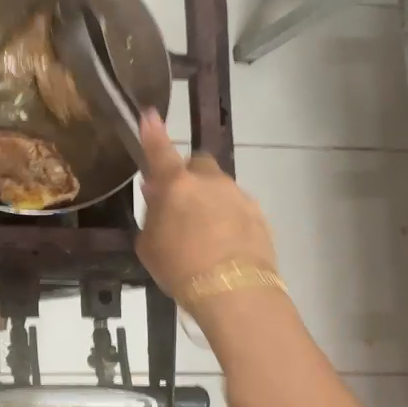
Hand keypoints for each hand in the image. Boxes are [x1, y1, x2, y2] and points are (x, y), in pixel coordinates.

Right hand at [136, 110, 276, 313]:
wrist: (234, 292)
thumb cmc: (179, 268)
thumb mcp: (148, 245)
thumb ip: (152, 216)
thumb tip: (157, 196)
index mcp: (176, 185)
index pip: (159, 151)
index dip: (152, 133)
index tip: (149, 114)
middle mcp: (209, 181)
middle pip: (197, 165)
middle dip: (187, 177)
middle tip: (178, 204)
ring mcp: (238, 196)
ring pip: (218, 188)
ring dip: (208, 201)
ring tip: (201, 234)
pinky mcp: (259, 214)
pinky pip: (236, 208)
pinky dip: (227, 219)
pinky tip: (221, 245)